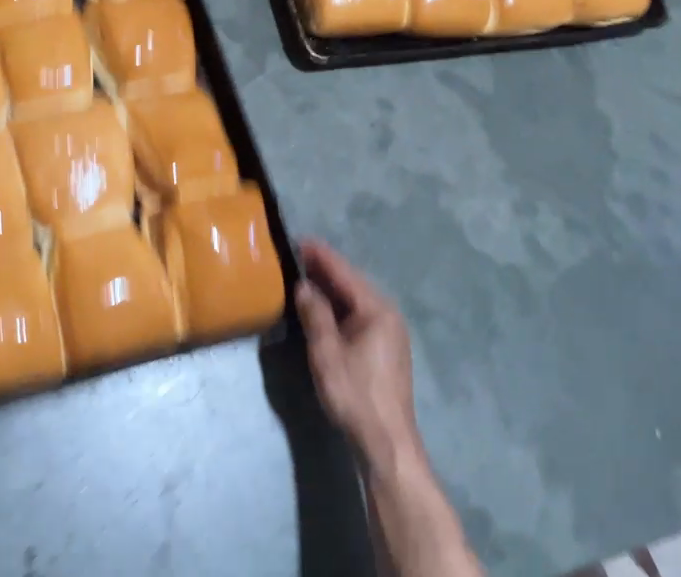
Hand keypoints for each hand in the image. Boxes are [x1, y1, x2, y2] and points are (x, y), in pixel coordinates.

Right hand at [293, 238, 420, 475]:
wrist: (385, 441)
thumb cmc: (355, 393)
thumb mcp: (327, 352)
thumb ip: (314, 314)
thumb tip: (303, 286)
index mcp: (377, 310)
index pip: (344, 272)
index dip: (319, 255)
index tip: (295, 239)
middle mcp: (387, 315)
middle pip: (351, 283)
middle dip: (323, 269)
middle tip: (291, 257)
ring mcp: (388, 333)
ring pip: (354, 300)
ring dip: (328, 289)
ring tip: (299, 277)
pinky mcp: (383, 349)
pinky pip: (357, 315)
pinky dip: (337, 307)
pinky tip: (318, 309)